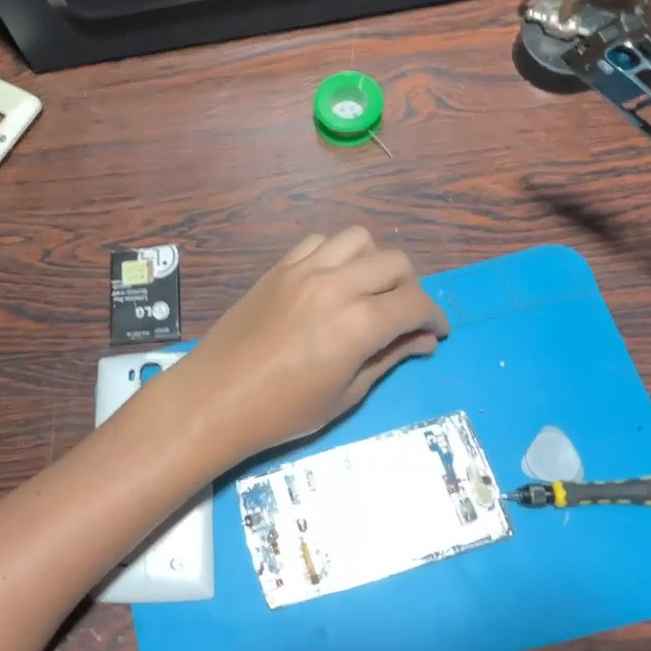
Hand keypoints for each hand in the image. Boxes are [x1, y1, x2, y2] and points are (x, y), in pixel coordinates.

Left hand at [155, 226, 449, 466]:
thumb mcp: (345, 394)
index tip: (435, 333)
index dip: (434, 319)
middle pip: (395, 263)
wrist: (215, 398)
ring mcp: (304, 270)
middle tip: (403, 317)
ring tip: (368, 292)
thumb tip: (423, 340)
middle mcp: (336, 284)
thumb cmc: (282, 411)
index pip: (416, 304)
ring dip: (375, 262)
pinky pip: (319, 241)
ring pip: (359, 239)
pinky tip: (332, 282)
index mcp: (358, 322)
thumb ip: (388, 358)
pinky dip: (336, 255)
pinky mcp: (279, 268)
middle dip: (410, 288)